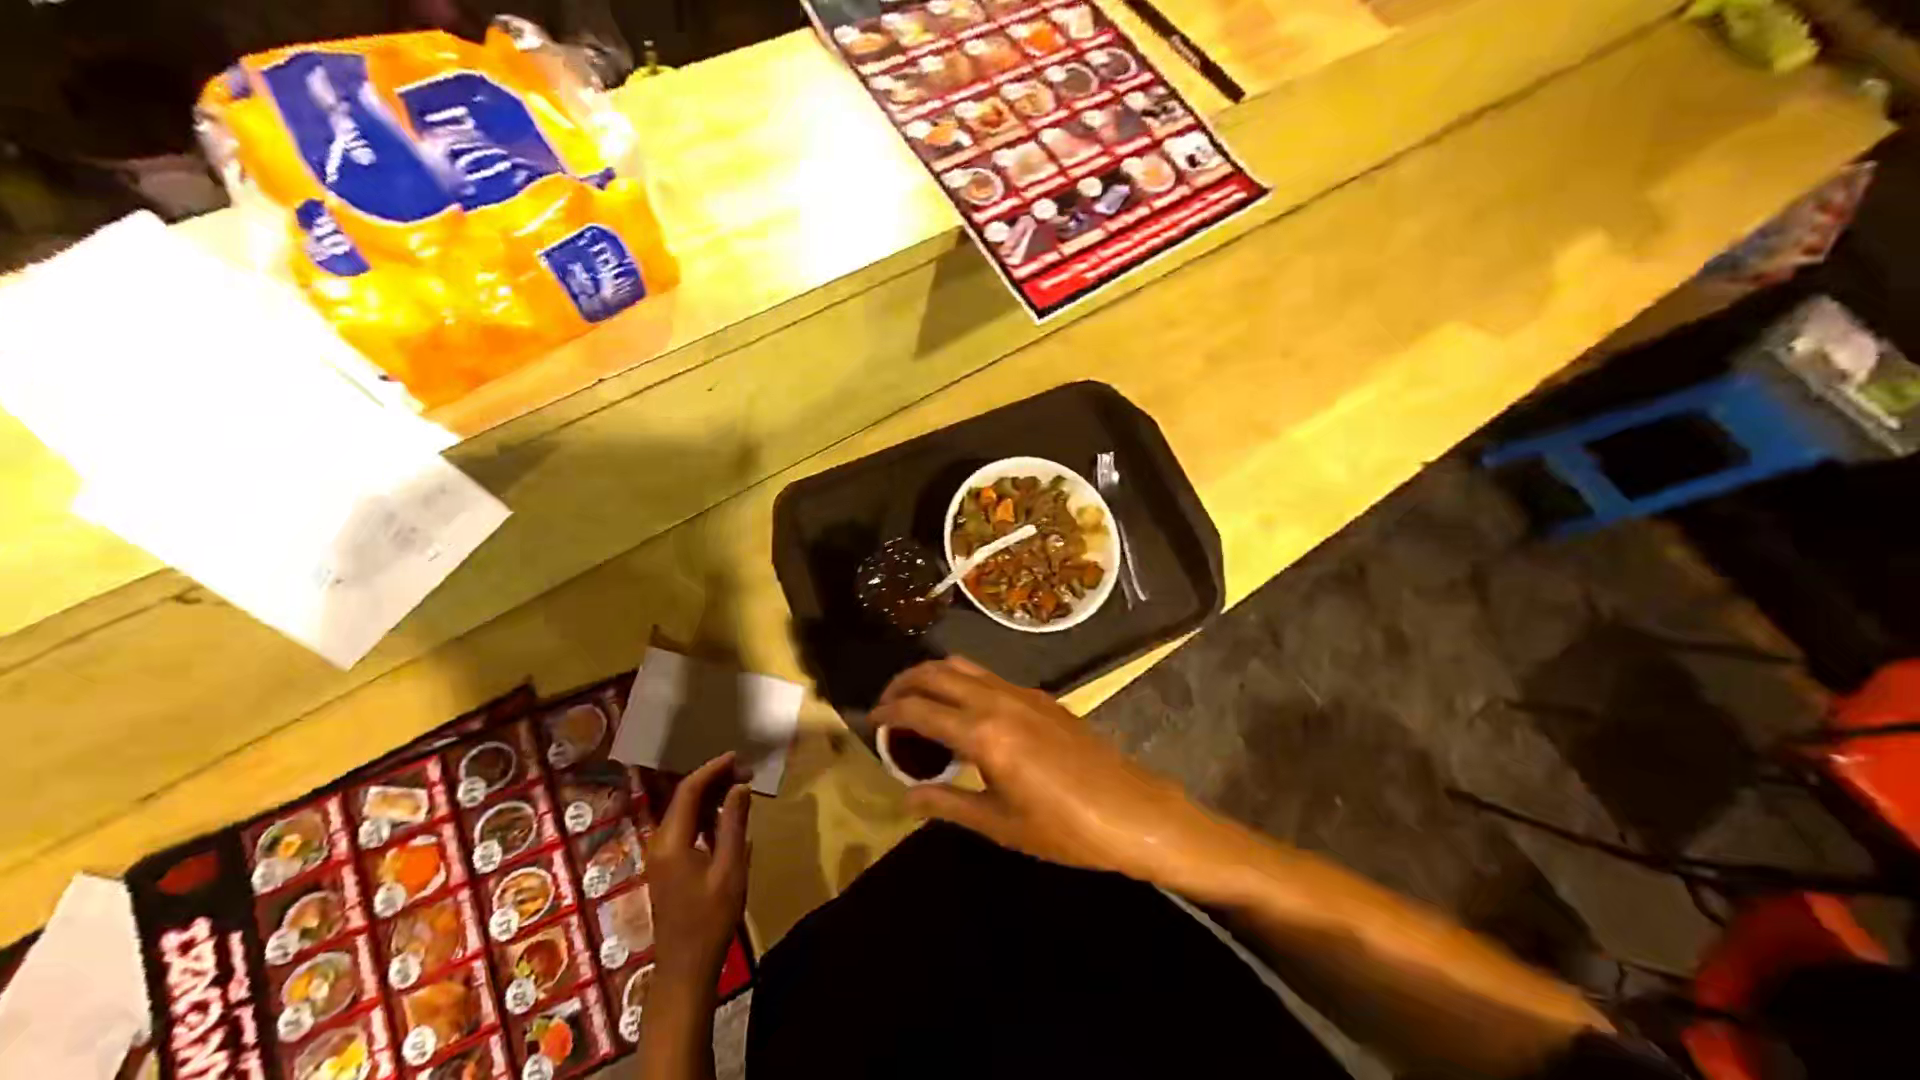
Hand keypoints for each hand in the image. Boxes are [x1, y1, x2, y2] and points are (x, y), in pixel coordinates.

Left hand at [644, 753, 750, 992]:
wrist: (685, 967)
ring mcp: (661, 855)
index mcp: (671, 840)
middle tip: (746, 771)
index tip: (738, 756)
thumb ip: (733, 824)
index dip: (713, 769)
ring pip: (685, 812)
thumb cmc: (710, 919)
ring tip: (742, 787)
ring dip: (711, 796)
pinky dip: (706, 815)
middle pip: (684, 798)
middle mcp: (660, 842)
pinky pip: (686, 828)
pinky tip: (728, 816)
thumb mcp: (730, 869)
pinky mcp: (667, 866)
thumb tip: (739, 787)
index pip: (689, 790)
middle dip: (714, 779)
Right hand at [871, 657, 1254, 892]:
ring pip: (963, 666)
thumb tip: (906, 796)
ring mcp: (1023, 693)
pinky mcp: (1042, 697)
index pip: (919, 710)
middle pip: (936, 672)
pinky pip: (988, 676)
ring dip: (932, 677)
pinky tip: (962, 713)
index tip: (869, 721)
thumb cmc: (1066, 830)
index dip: (888, 712)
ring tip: (917, 703)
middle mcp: (999, 701)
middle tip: (886, 706)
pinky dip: (961, 682)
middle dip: (903, 682)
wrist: (1134, 813)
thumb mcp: (1000, 825)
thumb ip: (947, 803)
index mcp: (984, 735)